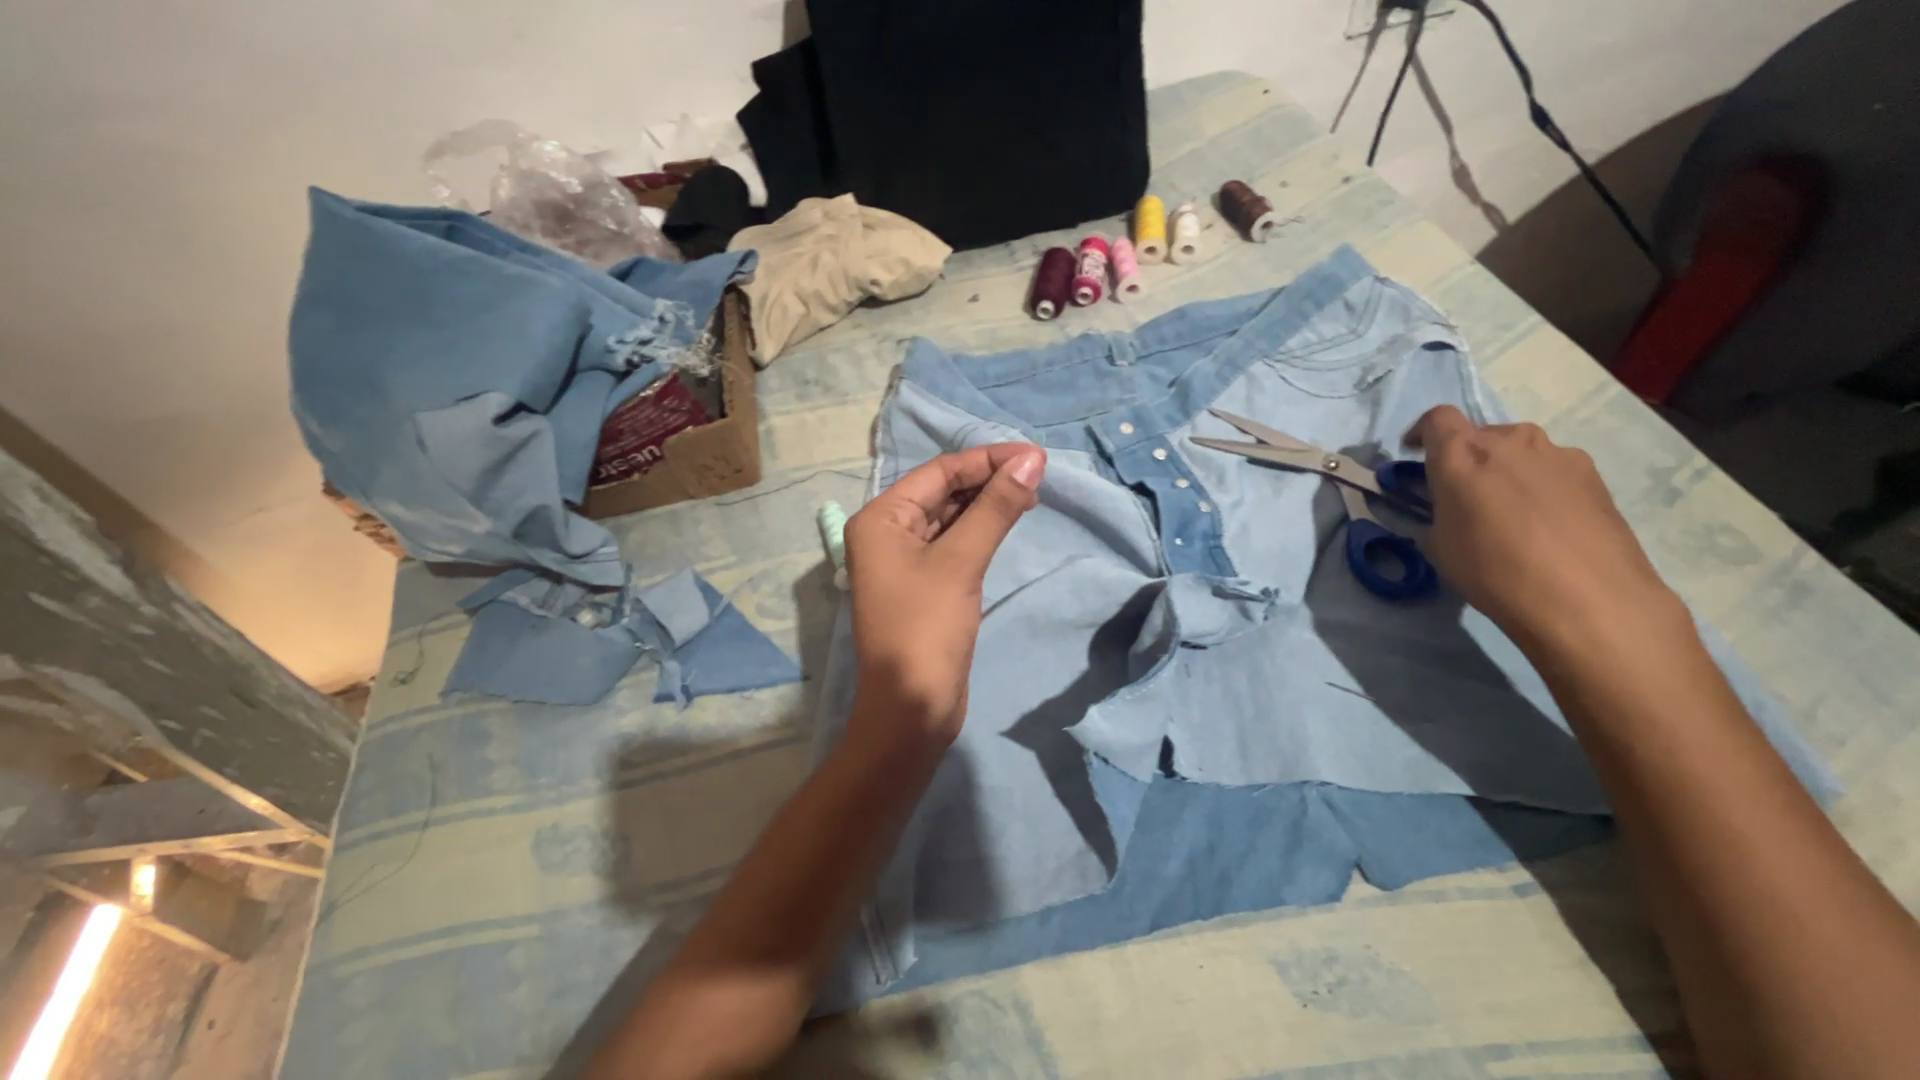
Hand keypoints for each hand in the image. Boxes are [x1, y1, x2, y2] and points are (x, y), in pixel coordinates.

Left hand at [843, 443, 1045, 750]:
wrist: (912, 708)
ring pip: (949, 517)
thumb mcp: (962, 561)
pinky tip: (1008, 523)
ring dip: (987, 505)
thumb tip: (1031, 460)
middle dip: (988, 480)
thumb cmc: (927, 628)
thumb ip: (995, 508)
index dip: (987, 459)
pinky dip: (980, 531)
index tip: (1035, 456)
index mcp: (880, 519)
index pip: (938, 472)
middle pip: (942, 491)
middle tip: (1038, 475)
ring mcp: (903, 561)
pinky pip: (952, 544)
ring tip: (1032, 495)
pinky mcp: (923, 585)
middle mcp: (885, 533)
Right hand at [1411, 406, 1685, 650]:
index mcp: (1461, 453)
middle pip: (1481, 434)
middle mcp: (1509, 440)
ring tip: (1513, 513)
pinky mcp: (1592, 473)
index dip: (1423, 433)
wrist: (1586, 597)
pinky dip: (1542, 486)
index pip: (1436, 418)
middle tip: (1468, 496)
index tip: (1418, 456)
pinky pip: (1553, 469)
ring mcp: (1557, 453)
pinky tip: (1548, 524)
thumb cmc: (1494, 570)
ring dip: (1508, 471)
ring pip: (1520, 452)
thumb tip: (1449, 508)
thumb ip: (1439, 513)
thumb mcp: (1440, 546)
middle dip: (1469, 458)